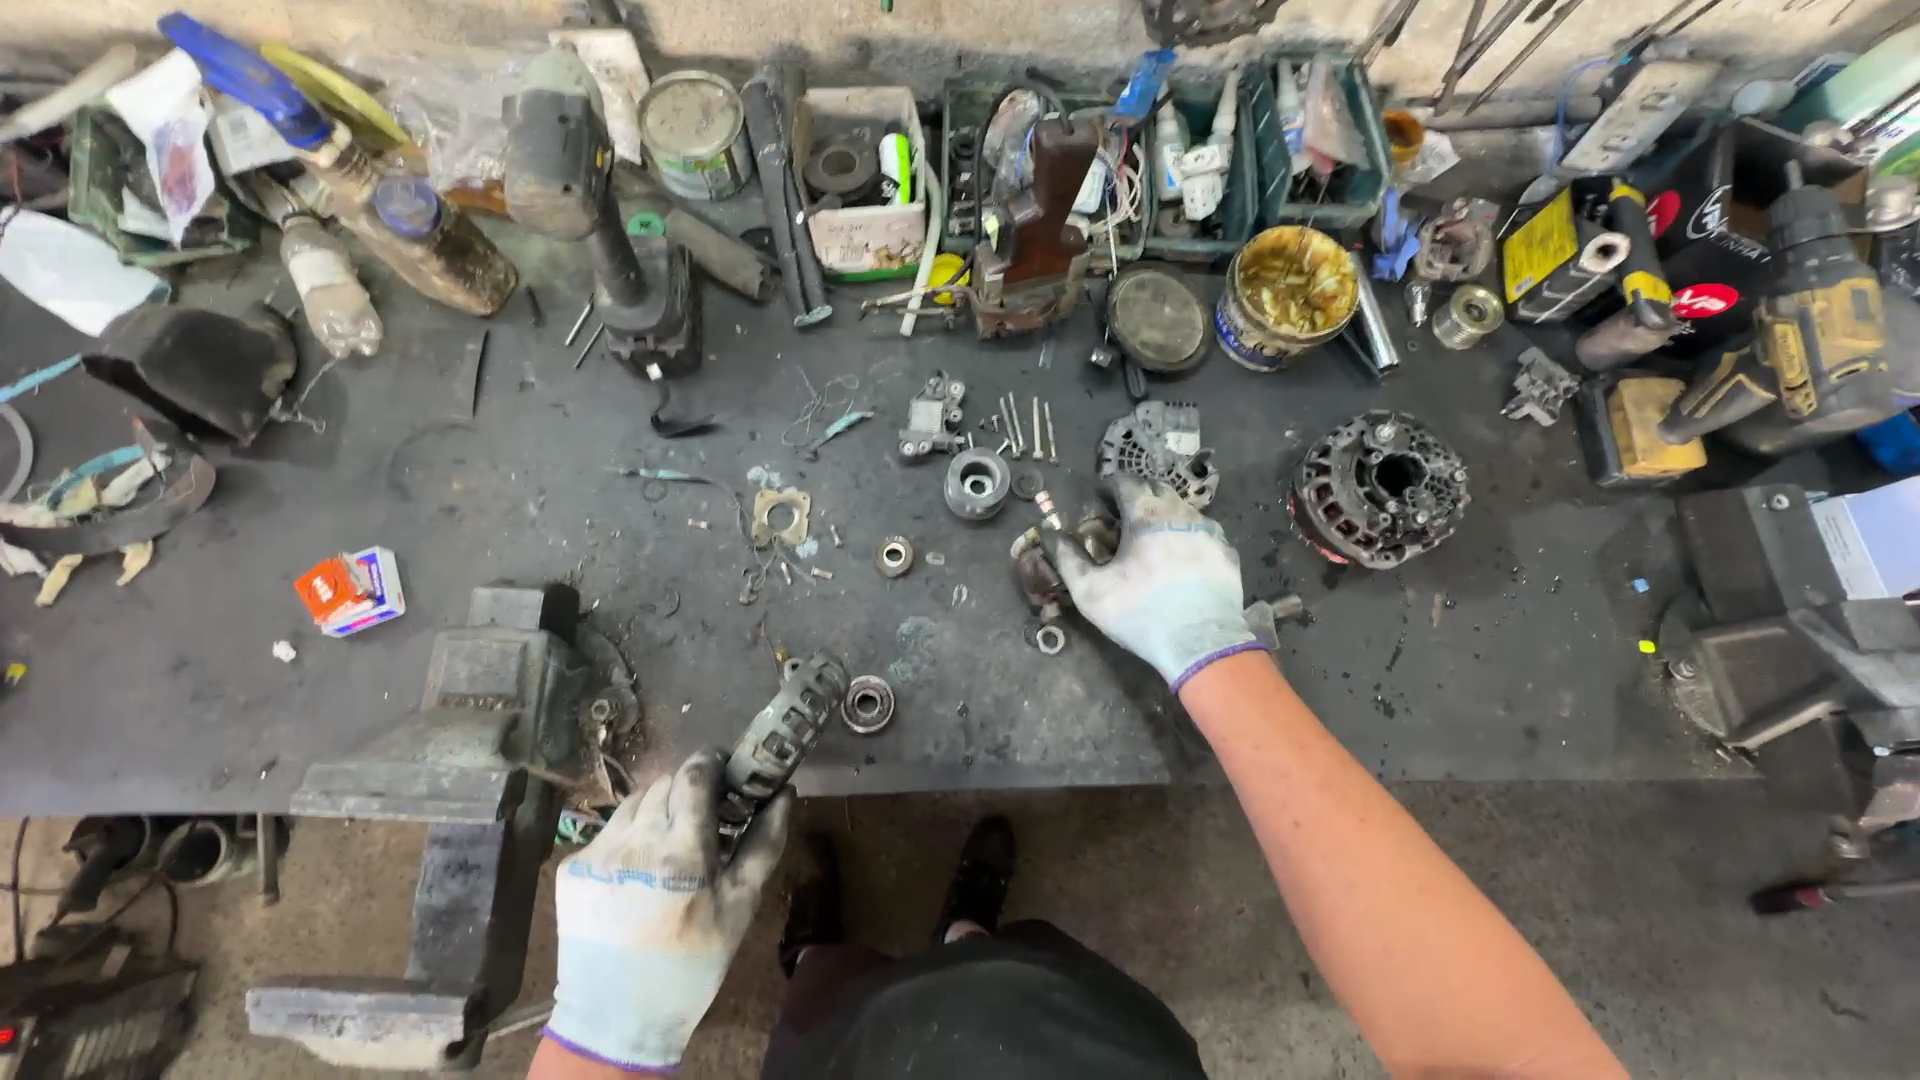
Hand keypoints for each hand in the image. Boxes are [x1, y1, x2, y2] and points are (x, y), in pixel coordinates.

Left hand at [544, 750, 791, 1072]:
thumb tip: (785, 792)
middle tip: (702, 811)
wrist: (617, 1016)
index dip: (710, 761)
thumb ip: (764, 842)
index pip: (694, 775)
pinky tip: (638, 865)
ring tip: (669, 837)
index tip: (723, 766)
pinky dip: (629, 834)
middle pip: (665, 782)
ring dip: (656, 806)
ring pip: (634, 801)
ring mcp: (598, 854)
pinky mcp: (572, 869)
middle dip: (687, 787)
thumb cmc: (693, 960)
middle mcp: (636, 842)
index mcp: (683, 852)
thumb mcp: (741, 904)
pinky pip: (608, 829)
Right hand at [1052, 476, 1261, 691]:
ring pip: (1184, 508)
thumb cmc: (1140, 614)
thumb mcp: (1090, 592)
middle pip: (1157, 489)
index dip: (1110, 488)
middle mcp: (1180, 513)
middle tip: (1125, 517)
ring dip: (1165, 514)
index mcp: (1145, 516)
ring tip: (1153, 537)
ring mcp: (1209, 531)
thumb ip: (1068, 559)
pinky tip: (1182, 556)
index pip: (1126, 483)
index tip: (1101, 501)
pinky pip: (1204, 532)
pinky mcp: (1227, 552)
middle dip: (1139, 496)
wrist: (1200, 643)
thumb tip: (1053, 536)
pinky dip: (1189, 535)